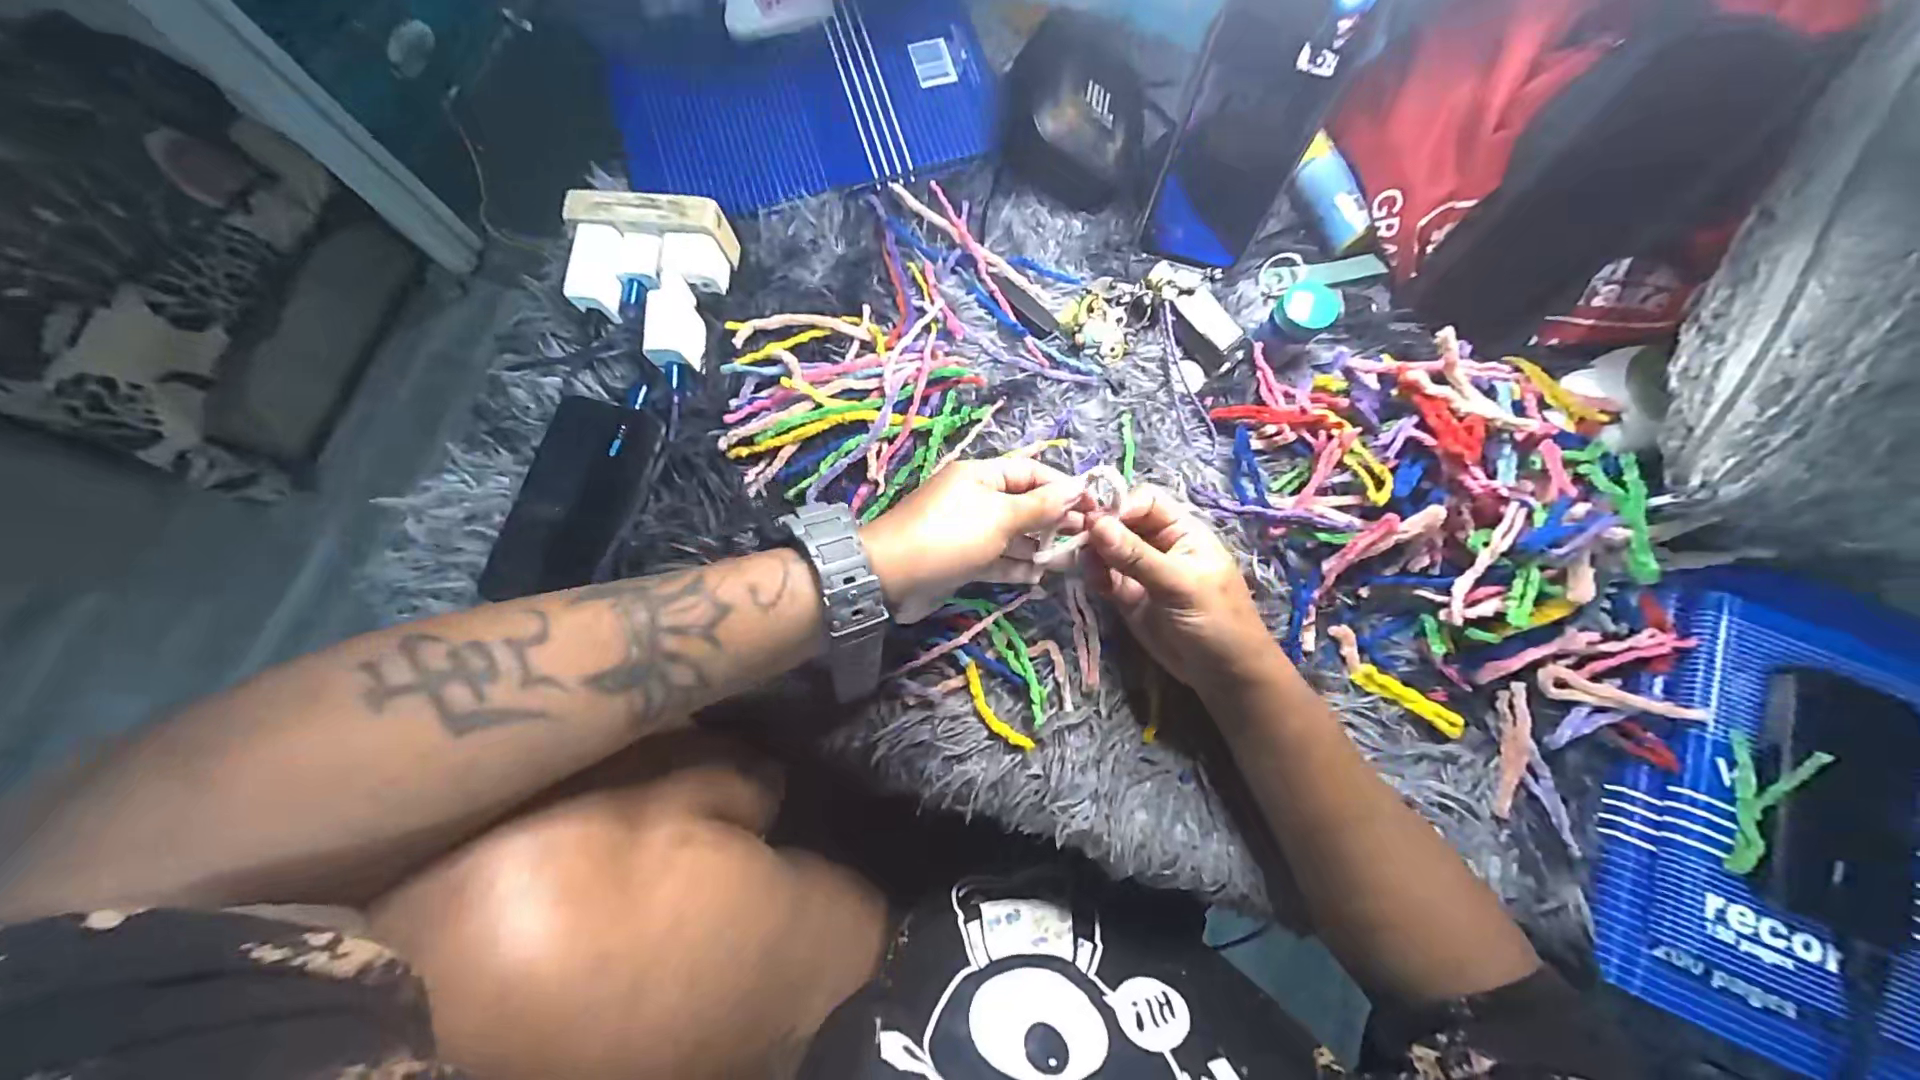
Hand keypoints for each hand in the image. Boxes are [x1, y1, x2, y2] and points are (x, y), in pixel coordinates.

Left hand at [861, 458, 1088, 622]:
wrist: (891, 577)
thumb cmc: (950, 536)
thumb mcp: (999, 517)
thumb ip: (1040, 505)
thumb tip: (1077, 487)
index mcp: (981, 475)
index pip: (1031, 473)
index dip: (1063, 486)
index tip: (1094, 505)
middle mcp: (976, 499)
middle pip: (1024, 505)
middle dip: (1055, 520)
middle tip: (1087, 538)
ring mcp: (968, 531)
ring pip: (1013, 536)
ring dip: (1039, 547)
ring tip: (1069, 561)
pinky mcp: (963, 560)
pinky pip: (997, 559)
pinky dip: (1016, 566)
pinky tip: (1038, 577)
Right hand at [1080, 485, 1281, 687]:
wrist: (1223, 675)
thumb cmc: (1216, 621)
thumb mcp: (1179, 584)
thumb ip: (1136, 555)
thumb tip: (1096, 523)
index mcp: (1180, 530)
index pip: (1143, 501)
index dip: (1119, 505)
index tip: (1094, 521)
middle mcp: (1157, 544)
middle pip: (1119, 521)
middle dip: (1097, 527)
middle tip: (1073, 536)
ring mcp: (1139, 570)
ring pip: (1106, 548)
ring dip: (1090, 551)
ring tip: (1080, 561)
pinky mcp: (1126, 595)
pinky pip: (1102, 576)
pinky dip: (1092, 575)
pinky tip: (1092, 582)